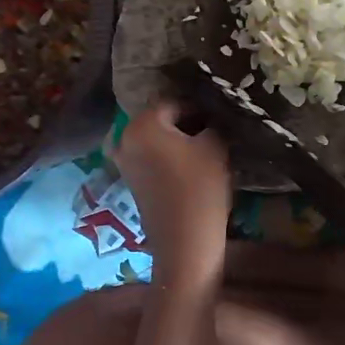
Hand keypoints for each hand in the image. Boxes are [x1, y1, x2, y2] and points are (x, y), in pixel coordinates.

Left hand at [114, 103, 231, 279]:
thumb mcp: (215, 145)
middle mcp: (124, 138)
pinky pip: (151, 158)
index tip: (220, 121)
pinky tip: (189, 170)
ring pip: (156, 139)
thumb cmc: (200, 188)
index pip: (175, 102)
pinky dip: (168, 158)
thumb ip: (212, 121)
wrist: (185, 242)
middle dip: (187, 123)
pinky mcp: (130, 181)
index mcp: (142, 123)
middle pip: (162, 119)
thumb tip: (210, 117)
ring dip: (178, 141)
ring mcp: (123, 161)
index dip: (200, 109)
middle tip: (214, 134)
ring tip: (204, 152)